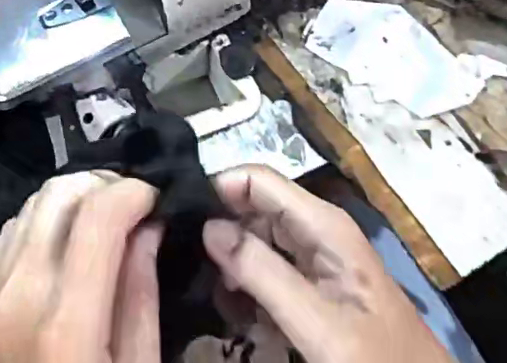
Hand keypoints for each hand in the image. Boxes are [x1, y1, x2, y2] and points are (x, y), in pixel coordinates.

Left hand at [0, 171, 164, 362]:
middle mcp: (14, 300)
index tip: (155, 198)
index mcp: (63, 328)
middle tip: (130, 208)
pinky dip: (40, 230)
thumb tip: (146, 226)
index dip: (133, 192)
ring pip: (28, 208)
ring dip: (69, 203)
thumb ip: (140, 295)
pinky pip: (6, 241)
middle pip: (57, 195)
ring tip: (100, 226)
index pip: (98, 215)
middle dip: (100, 187)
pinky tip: (63, 254)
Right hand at [204, 166, 452, 362]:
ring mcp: (317, 262)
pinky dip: (248, 290)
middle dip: (221, 232)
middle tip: (191, 267)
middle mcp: (318, 231)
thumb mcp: (319, 326)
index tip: (183, 219)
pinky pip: (269, 274)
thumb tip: (207, 225)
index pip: (258, 179)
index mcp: (323, 224)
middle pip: (254, 209)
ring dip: (232, 266)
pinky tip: (237, 316)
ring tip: (212, 297)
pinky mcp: (316, 291)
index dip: (220, 189)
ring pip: (257, 242)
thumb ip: (261, 273)